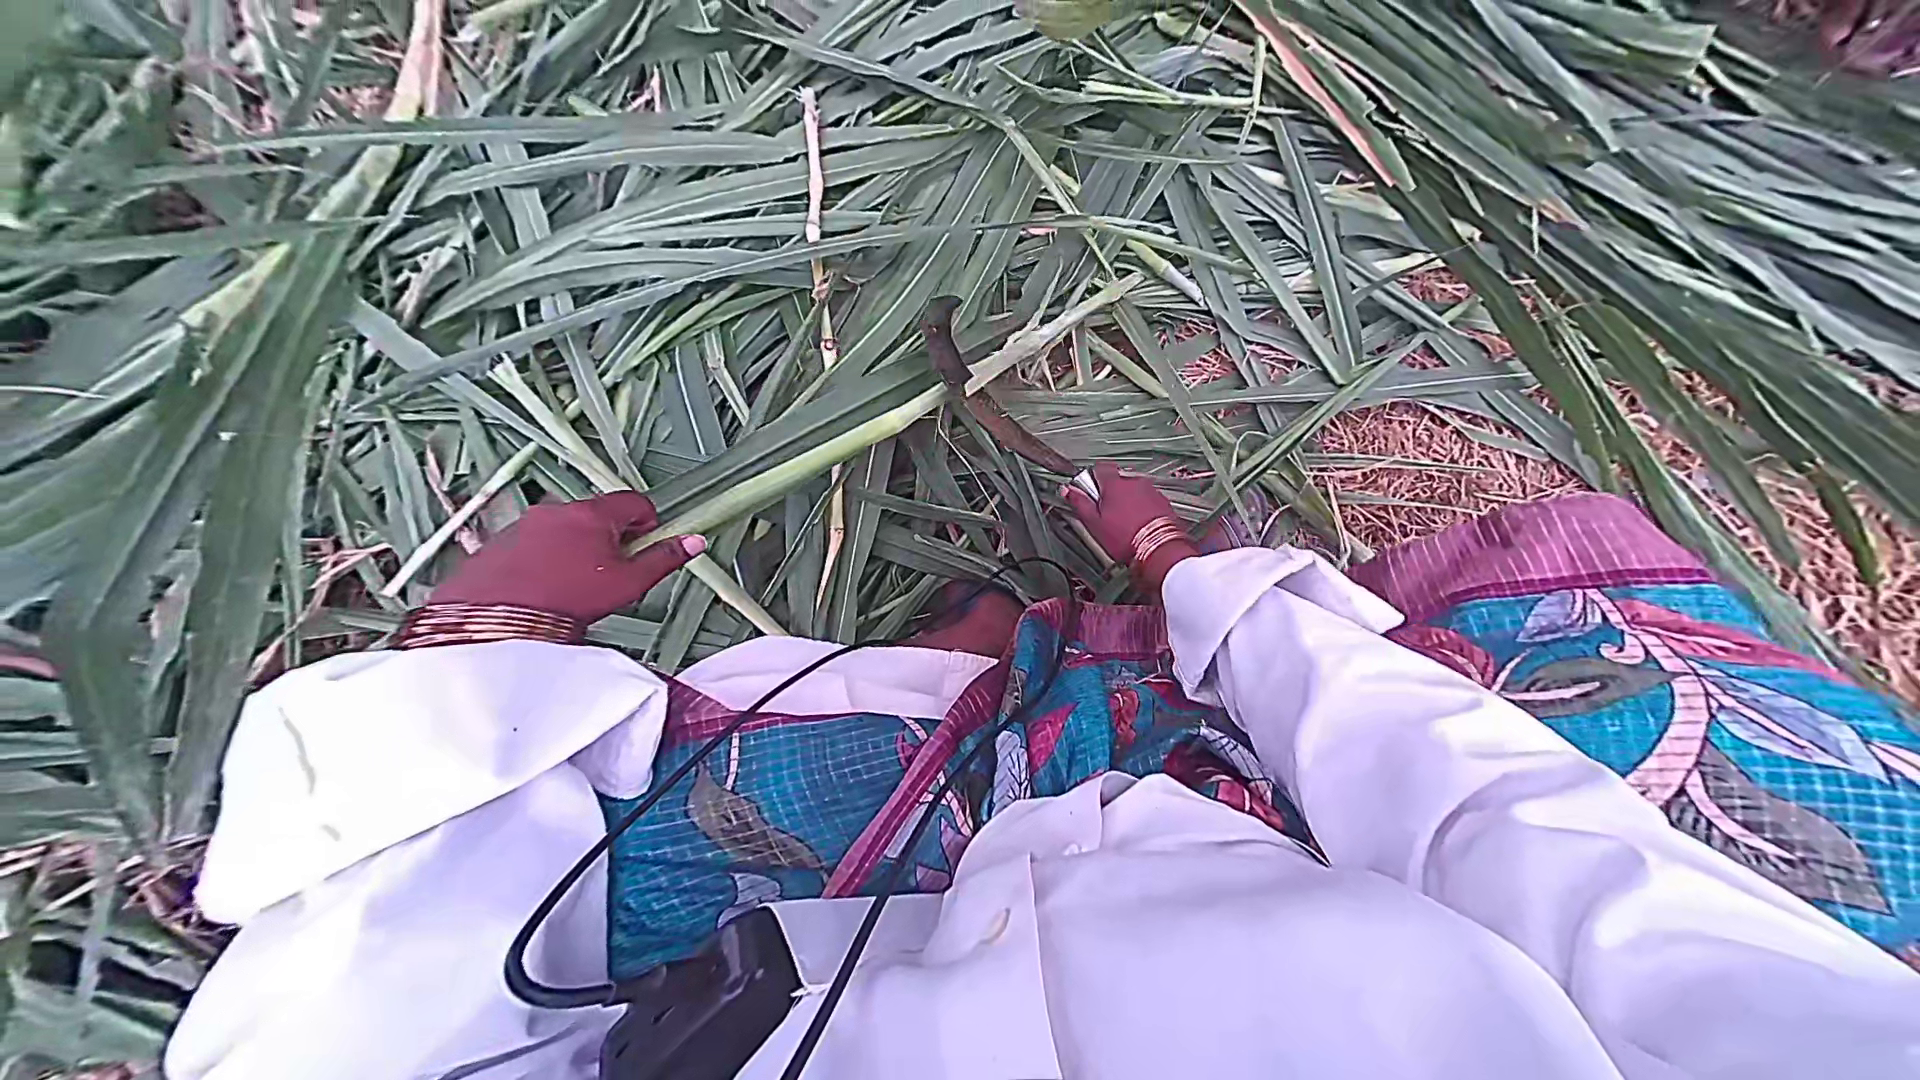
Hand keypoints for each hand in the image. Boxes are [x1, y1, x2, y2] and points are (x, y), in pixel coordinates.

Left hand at [430, 492, 705, 622]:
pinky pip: (536, 540)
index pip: (635, 501)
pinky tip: (548, 585)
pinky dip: (547, 555)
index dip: (648, 523)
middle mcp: (557, 509)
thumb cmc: (567, 600)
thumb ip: (664, 558)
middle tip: (613, 569)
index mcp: (593, 514)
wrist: (495, 620)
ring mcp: (525, 523)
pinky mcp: (500, 541)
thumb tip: (694, 542)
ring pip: (567, 526)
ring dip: (578, 545)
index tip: (645, 545)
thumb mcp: (629, 583)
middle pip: (599, 513)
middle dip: (612, 536)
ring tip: (578, 582)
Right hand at [1063, 462, 1197, 596]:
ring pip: (1132, 491)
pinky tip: (1135, 526)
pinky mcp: (1163, 503)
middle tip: (1103, 513)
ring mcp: (1151, 491)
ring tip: (1121, 523)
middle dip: (1109, 493)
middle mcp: (1134, 482)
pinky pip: (1147, 500)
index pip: (1099, 468)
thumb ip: (1080, 503)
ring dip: (1126, 502)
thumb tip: (1068, 491)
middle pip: (1117, 480)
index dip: (1091, 479)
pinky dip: (1141, 509)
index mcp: (1114, 484)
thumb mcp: (1094, 523)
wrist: (1159, 550)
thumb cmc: (1127, 538)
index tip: (1088, 492)